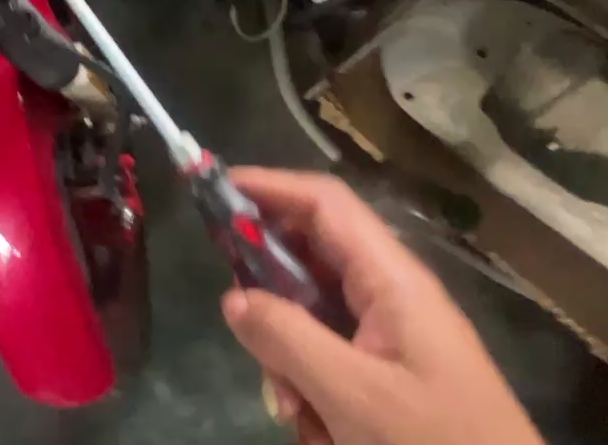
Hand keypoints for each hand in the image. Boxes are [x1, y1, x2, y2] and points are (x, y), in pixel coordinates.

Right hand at [219, 168, 543, 444]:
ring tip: (290, 403)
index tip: (215, 190)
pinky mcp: (391, 369)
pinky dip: (307, 377)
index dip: (269, 186)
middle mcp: (391, 292)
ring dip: (286, 348)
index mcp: (392, 279)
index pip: (324, 202)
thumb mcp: (354, 397)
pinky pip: (327, 348)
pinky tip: (312, 422)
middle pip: (308, 253)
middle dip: (267, 284)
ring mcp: (392, 332)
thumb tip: (232, 298)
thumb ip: (286, 339)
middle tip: (237, 312)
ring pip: (311, 308)